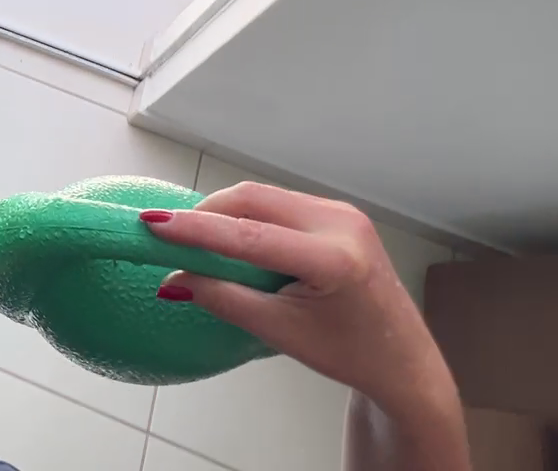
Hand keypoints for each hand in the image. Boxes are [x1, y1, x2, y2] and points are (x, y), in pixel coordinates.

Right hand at [142, 183, 467, 470]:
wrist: (405, 361)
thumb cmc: (347, 354)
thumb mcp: (280, 332)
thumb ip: (223, 299)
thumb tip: (171, 280)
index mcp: (333, 258)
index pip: (249, 234)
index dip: (196, 228)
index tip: (153, 223)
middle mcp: (340, 222)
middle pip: (252, 199)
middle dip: (206, 212)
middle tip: (170, 231)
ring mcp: (341, 211)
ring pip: (262, 195)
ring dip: (225, 211)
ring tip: (197, 235)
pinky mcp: (337, 210)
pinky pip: (278, 201)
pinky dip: (247, 213)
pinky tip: (233, 233)